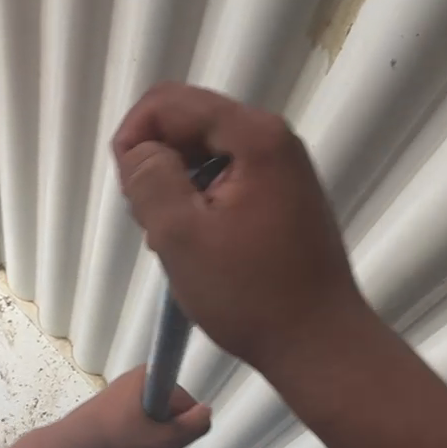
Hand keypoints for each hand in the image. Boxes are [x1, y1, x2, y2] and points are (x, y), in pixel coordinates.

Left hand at [50, 366, 211, 447]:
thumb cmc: (117, 443)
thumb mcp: (163, 441)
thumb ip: (193, 427)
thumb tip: (207, 412)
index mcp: (150, 377)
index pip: (186, 401)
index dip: (183, 424)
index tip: (168, 439)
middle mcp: (135, 377)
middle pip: (168, 406)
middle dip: (165, 428)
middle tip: (149, 447)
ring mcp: (119, 390)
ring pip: (150, 414)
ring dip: (148, 433)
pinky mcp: (107, 404)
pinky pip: (134, 417)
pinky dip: (133, 432)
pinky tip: (121, 446)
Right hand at [113, 83, 371, 373]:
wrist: (318, 344)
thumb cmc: (250, 295)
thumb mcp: (182, 236)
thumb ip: (149, 180)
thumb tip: (139, 151)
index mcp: (254, 136)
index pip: (169, 103)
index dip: (133, 138)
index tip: (128, 193)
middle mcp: (273, 140)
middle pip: (189, 123)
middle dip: (156, 165)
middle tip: (151, 224)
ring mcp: (282, 170)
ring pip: (204, 155)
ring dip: (176, 190)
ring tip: (174, 244)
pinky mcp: (283, 199)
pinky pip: (226, 180)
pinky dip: (200, 205)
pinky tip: (199, 248)